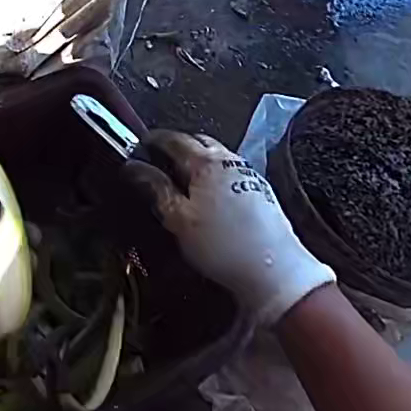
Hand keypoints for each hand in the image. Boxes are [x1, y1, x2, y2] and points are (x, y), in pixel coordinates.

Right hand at [123, 130, 334, 326]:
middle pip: (198, 141)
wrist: (276, 271)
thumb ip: (156, 189)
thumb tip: (135, 167)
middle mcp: (228, 160)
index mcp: (204, 162)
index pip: (173, 139)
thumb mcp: (178, 219)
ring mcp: (247, 174)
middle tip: (159, 158)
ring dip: (198, 157)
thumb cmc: (223, 246)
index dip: (153, 140)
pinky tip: (209, 193)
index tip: (140, 146)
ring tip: (182, 176)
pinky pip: (230, 170)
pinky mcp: (261, 190)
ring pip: (216, 154)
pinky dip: (214, 172)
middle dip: (177, 145)